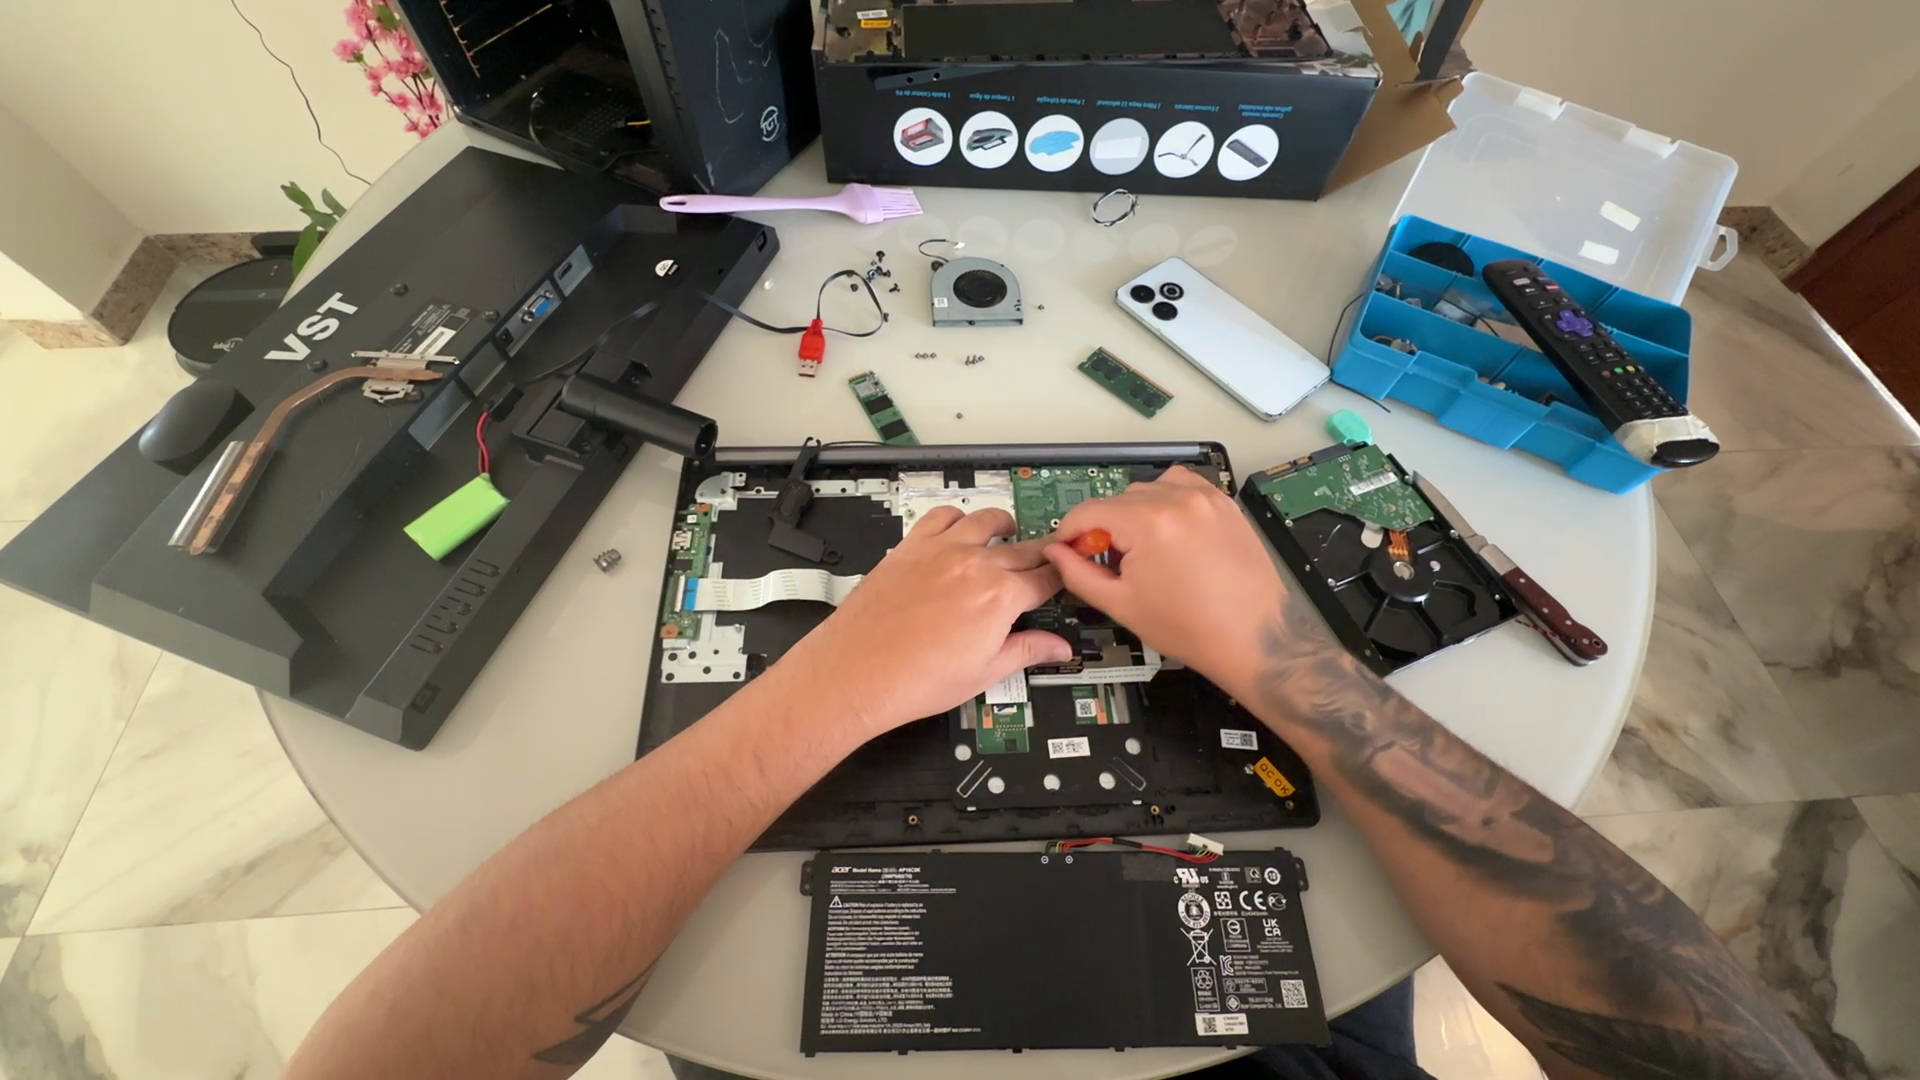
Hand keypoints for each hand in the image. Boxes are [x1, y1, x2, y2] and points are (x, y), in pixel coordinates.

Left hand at [782, 506, 1069, 736]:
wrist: (857, 673)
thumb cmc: (914, 679)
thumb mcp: (984, 674)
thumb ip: (1027, 651)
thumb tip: (1058, 648)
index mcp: (1000, 597)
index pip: (1046, 578)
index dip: (1059, 579)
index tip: (1062, 581)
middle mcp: (975, 564)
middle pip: (1023, 548)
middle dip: (1040, 555)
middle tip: (1044, 562)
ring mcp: (941, 550)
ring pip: (986, 521)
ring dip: (1004, 526)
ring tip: (1010, 532)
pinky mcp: (911, 546)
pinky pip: (942, 516)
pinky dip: (958, 518)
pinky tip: (959, 529)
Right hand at [1042, 466, 1320, 698]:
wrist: (1254, 638)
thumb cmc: (1191, 628)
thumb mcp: (1121, 605)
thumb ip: (1078, 574)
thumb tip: (1056, 553)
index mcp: (1147, 523)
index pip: (1089, 511)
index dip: (1070, 532)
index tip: (1069, 550)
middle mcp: (1177, 499)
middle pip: (1118, 499)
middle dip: (1105, 527)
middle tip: (1110, 562)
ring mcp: (1205, 498)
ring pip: (1149, 489)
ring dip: (1136, 511)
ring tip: (1143, 547)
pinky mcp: (1225, 504)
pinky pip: (1183, 486)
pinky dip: (1168, 501)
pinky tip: (1169, 532)